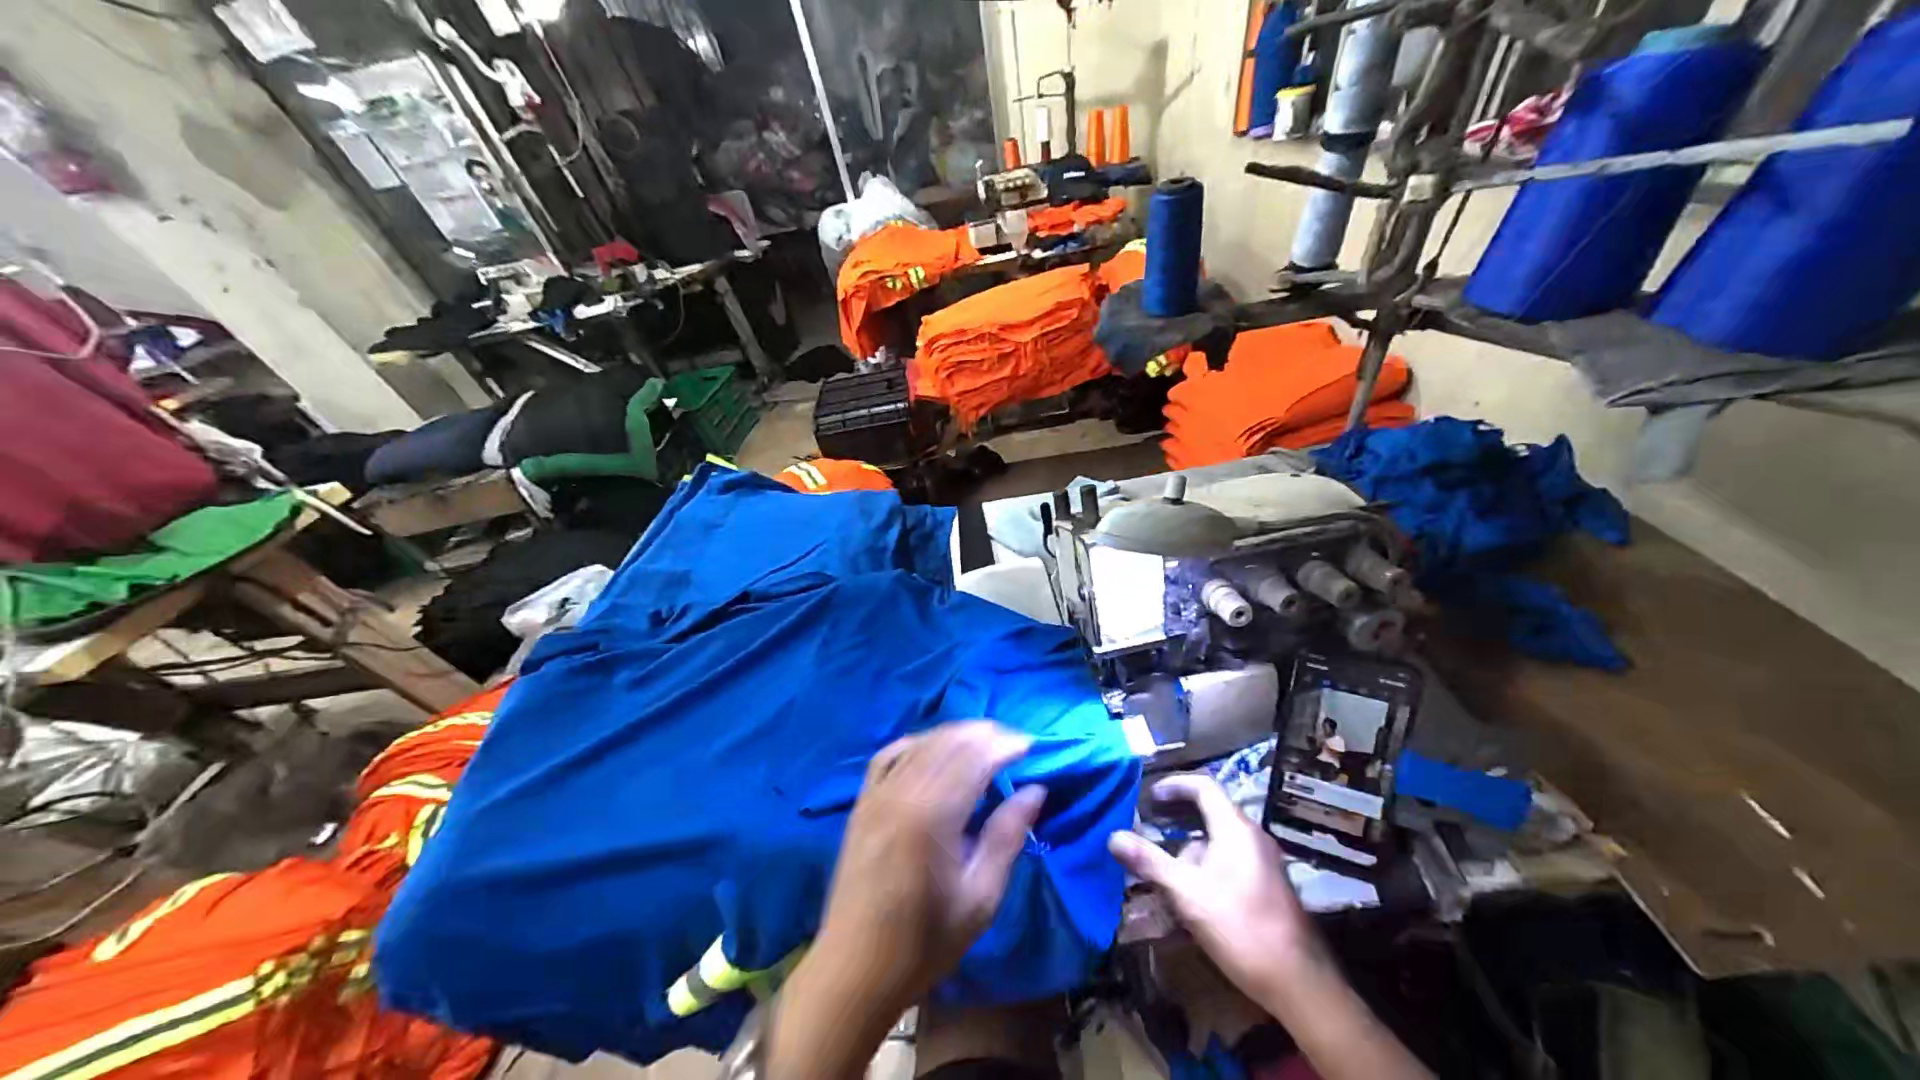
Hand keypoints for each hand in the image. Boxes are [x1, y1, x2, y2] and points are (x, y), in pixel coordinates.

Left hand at [815, 721, 1048, 1010]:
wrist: (855, 969)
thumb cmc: (925, 942)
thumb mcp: (980, 897)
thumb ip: (1007, 836)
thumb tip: (1035, 790)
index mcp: (932, 815)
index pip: (974, 757)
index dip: (1005, 745)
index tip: (1031, 746)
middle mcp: (901, 793)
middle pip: (948, 742)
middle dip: (985, 734)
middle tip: (1014, 743)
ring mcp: (876, 795)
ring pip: (920, 743)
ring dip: (956, 735)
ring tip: (984, 742)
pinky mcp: (862, 803)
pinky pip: (889, 755)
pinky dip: (917, 743)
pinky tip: (933, 749)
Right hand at [1107, 774, 1327, 1008]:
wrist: (1298, 982)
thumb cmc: (1239, 927)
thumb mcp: (1186, 893)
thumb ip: (1149, 861)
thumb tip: (1113, 837)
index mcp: (1236, 829)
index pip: (1204, 787)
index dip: (1175, 785)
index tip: (1149, 795)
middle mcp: (1253, 838)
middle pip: (1211, 811)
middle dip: (1178, 816)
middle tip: (1148, 823)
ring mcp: (1263, 862)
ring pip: (1219, 839)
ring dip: (1189, 843)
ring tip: (1162, 862)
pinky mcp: (1267, 886)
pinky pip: (1229, 859)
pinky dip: (1205, 861)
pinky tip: (1189, 890)